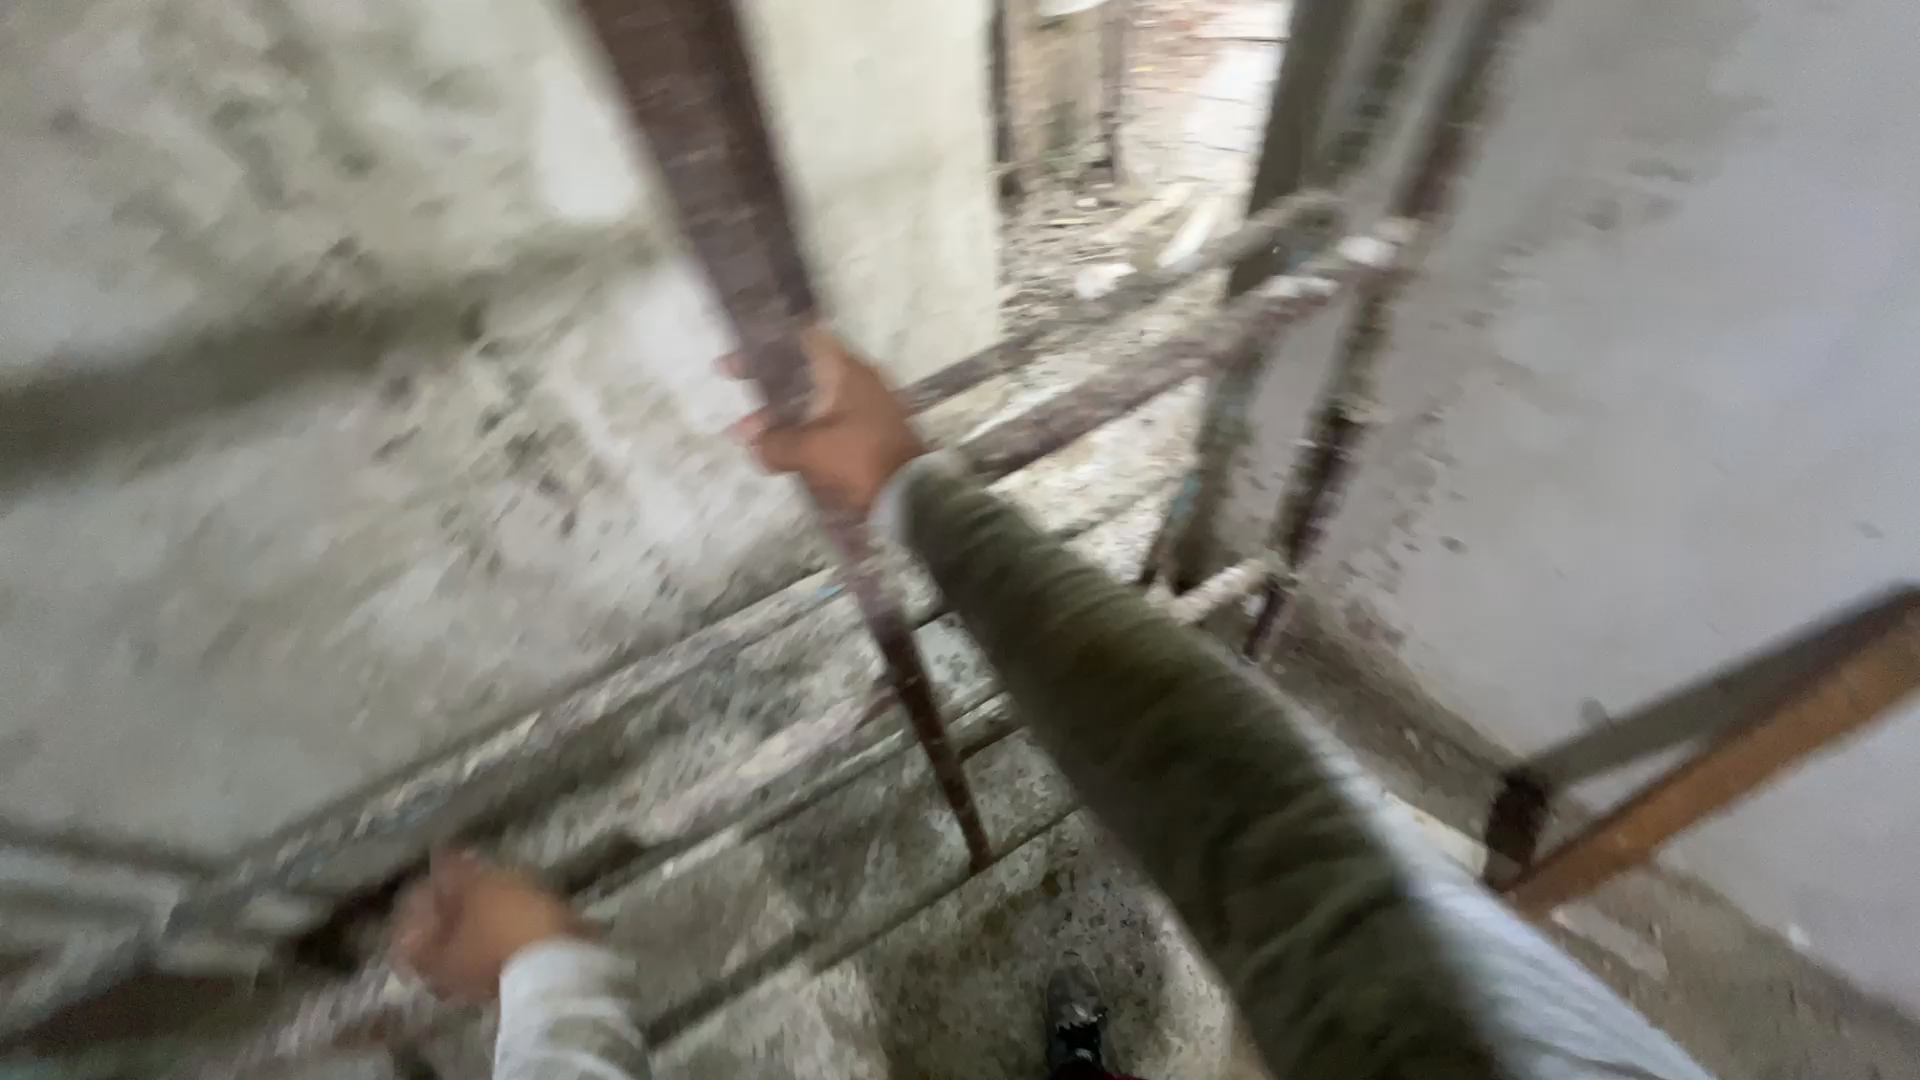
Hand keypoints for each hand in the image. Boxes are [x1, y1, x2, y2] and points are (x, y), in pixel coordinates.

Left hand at [389, 849, 588, 1003]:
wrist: (559, 965)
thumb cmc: (508, 924)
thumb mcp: (479, 887)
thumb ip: (454, 870)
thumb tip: (438, 853)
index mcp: (422, 954)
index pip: (410, 914)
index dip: (429, 884)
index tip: (450, 863)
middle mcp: (441, 973)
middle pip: (441, 928)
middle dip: (457, 899)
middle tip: (477, 871)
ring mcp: (476, 979)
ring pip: (472, 936)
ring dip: (484, 911)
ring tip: (506, 882)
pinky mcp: (510, 975)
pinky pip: (499, 942)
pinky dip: (506, 923)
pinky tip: (525, 904)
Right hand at [726, 326, 926, 516]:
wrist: (913, 496)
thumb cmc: (862, 461)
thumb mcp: (811, 451)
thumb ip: (775, 443)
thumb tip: (754, 443)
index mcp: (846, 370)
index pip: (802, 339)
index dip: (766, 346)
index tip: (738, 359)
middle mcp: (858, 380)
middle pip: (803, 376)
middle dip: (767, 395)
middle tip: (739, 410)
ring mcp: (867, 408)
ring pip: (814, 406)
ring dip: (784, 422)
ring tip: (755, 445)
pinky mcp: (870, 434)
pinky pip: (829, 428)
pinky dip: (806, 438)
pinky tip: (785, 458)